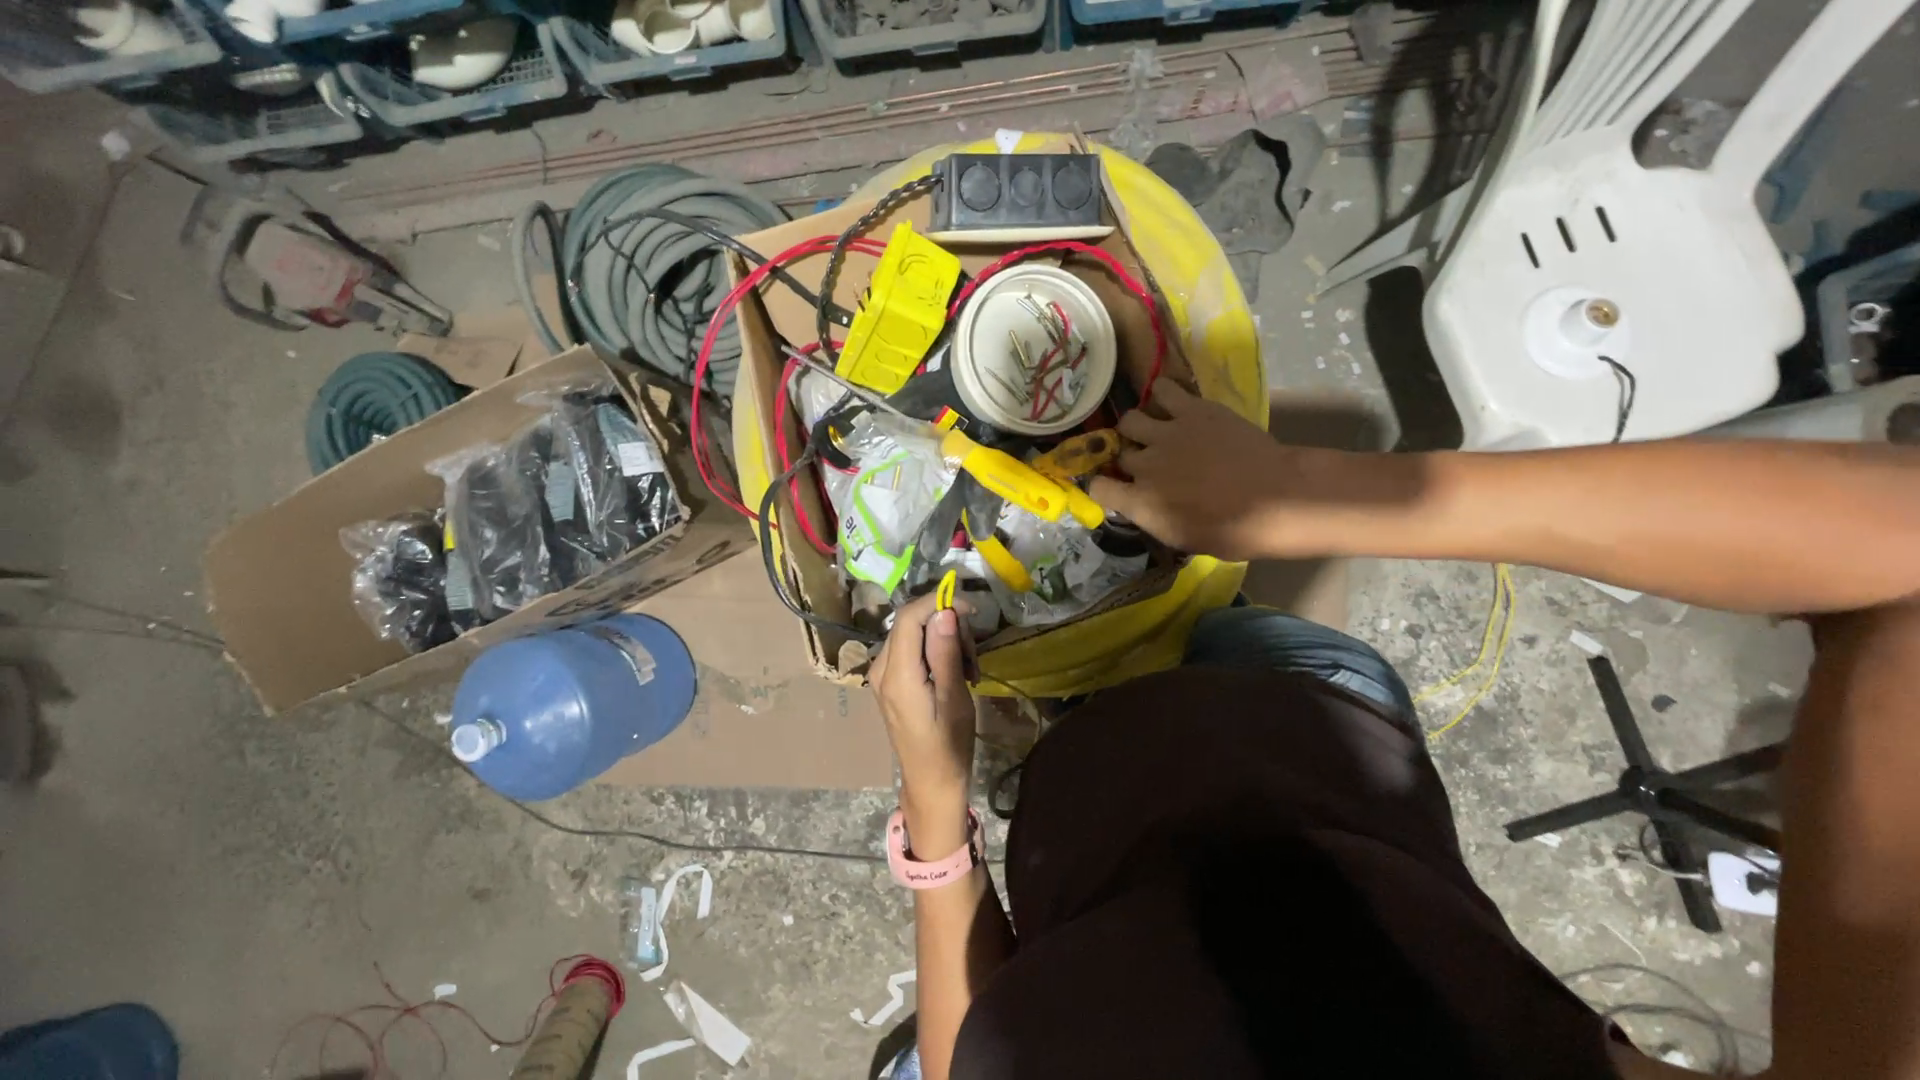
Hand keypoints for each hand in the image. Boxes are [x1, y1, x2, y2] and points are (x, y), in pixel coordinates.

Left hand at [870, 593, 975, 848]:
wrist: (931, 783)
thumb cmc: (948, 746)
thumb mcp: (954, 699)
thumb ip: (945, 653)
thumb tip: (944, 611)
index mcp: (896, 674)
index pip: (909, 616)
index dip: (938, 603)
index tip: (972, 611)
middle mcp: (881, 668)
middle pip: (911, 623)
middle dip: (946, 625)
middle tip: (974, 653)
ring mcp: (882, 676)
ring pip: (913, 635)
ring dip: (944, 640)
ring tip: (969, 669)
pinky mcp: (890, 683)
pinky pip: (911, 652)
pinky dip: (935, 653)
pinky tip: (955, 673)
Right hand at [1089, 379, 1296, 559]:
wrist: (1275, 498)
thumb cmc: (1234, 532)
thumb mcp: (1184, 538)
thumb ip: (1155, 517)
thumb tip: (1144, 505)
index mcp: (1140, 503)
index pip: (1098, 488)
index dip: (1103, 486)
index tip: (1115, 487)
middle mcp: (1144, 465)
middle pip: (1120, 454)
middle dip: (1129, 458)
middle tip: (1150, 462)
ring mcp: (1166, 434)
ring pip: (1131, 419)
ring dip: (1138, 427)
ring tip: (1154, 430)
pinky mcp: (1191, 410)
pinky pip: (1163, 389)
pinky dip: (1162, 395)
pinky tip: (1171, 403)